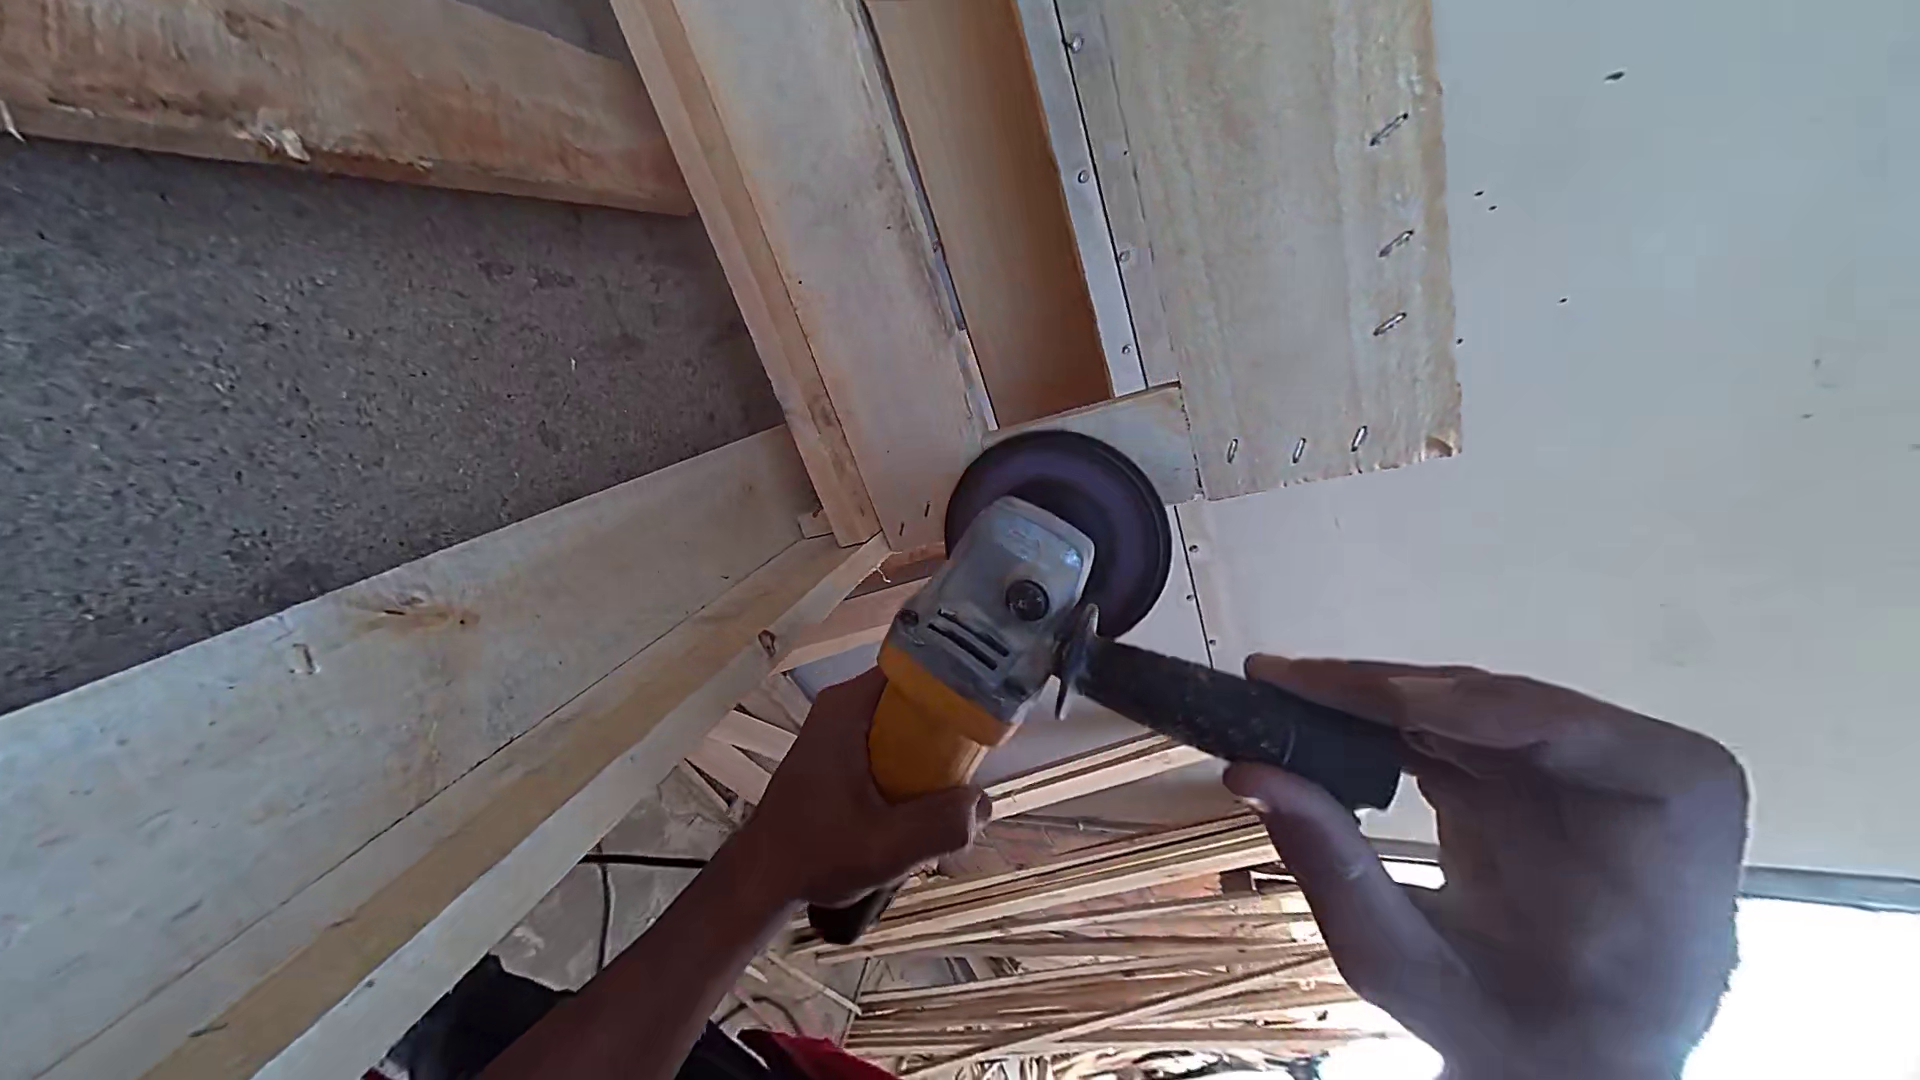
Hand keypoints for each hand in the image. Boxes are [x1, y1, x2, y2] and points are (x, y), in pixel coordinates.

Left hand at [734, 669, 988, 906]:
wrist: (762, 878)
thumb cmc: (814, 856)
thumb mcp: (883, 849)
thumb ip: (938, 826)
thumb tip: (982, 802)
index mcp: (849, 705)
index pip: (916, 668)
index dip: (954, 684)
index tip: (984, 712)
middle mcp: (844, 703)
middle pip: (914, 696)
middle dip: (945, 727)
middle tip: (969, 762)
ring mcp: (839, 725)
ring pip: (904, 721)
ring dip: (929, 750)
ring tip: (949, 786)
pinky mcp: (839, 748)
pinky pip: (890, 739)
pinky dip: (910, 761)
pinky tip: (920, 798)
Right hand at [1223, 657, 1748, 1079]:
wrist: (1558, 1063)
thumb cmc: (1513, 1039)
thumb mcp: (1407, 971)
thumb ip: (1330, 870)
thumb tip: (1246, 771)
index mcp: (1657, 857)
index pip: (1583, 740)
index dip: (1475, 708)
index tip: (1371, 704)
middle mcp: (1626, 795)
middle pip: (1503, 704)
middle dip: (1384, 690)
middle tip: (1280, 680)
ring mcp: (1570, 778)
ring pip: (1460, 701)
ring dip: (1368, 695)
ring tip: (1282, 689)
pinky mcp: (1519, 775)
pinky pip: (1441, 722)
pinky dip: (1373, 718)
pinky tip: (1317, 717)